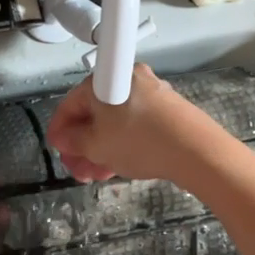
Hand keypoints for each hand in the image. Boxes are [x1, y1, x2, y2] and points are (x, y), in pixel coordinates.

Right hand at [46, 64, 227, 183]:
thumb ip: (73, 141)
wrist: (197, 150)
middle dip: (82, 144)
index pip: (72, 102)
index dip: (60, 129)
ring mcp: (151, 93)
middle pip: (95, 113)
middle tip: (78, 170)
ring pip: (115, 122)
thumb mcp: (96, 146)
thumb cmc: (140, 142)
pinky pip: (134, 124)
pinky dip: (122, 143)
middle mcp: (129, 79)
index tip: (57, 150)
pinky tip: (117, 166)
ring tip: (96, 175)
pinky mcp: (167, 109)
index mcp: (107, 80)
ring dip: (101, 148)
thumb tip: (63, 137)